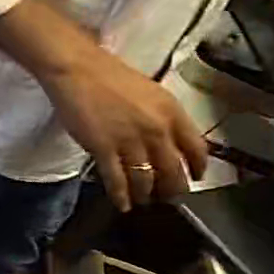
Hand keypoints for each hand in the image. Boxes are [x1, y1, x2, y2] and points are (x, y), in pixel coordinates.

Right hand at [38, 47, 209, 211]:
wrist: (76, 70)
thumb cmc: (109, 75)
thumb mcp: (149, 92)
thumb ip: (162, 117)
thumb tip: (166, 141)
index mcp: (171, 112)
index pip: (196, 149)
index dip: (197, 168)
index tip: (194, 177)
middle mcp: (156, 130)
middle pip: (172, 172)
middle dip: (171, 189)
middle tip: (167, 197)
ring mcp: (129, 142)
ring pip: (145, 180)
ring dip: (145, 194)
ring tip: (142, 200)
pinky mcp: (104, 150)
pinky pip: (117, 180)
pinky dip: (121, 196)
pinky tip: (122, 204)